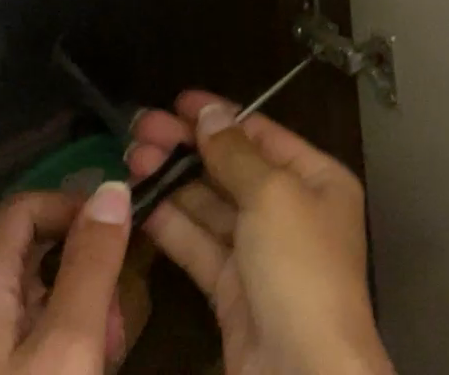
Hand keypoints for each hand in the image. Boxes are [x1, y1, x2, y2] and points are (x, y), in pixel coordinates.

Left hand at [0, 182, 134, 374]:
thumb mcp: (69, 346)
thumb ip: (92, 265)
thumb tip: (112, 188)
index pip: (23, 206)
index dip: (76, 207)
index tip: (122, 236)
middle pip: (23, 251)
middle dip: (81, 264)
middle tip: (119, 311)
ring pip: (19, 297)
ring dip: (70, 305)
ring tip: (104, 350)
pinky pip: (6, 336)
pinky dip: (46, 338)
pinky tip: (73, 367)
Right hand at [129, 91, 394, 374]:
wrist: (302, 371)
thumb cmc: (300, 268)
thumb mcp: (273, 196)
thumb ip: (236, 153)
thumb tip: (210, 112)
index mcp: (318, 180)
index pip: (263, 135)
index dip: (220, 115)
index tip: (177, 101)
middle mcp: (292, 211)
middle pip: (233, 168)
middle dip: (187, 147)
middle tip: (138, 127)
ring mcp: (261, 253)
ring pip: (212, 206)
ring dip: (173, 182)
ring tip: (130, 157)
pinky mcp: (232, 290)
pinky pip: (200, 246)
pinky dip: (170, 224)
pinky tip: (138, 204)